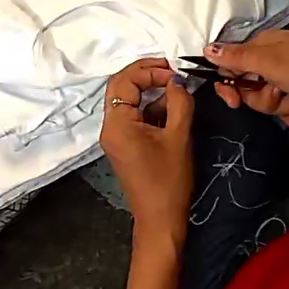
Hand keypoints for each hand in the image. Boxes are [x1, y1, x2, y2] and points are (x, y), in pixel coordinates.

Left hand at [98, 57, 194, 238]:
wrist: (160, 217)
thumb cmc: (169, 180)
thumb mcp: (179, 136)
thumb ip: (178, 102)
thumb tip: (177, 80)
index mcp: (117, 124)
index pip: (124, 81)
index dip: (148, 71)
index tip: (174, 72)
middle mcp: (109, 127)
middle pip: (120, 87)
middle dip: (146, 75)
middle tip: (172, 71)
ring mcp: (115, 136)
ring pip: (127, 101)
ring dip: (150, 92)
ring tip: (177, 90)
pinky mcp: (124, 144)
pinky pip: (133, 116)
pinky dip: (150, 108)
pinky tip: (172, 109)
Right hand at [203, 31, 288, 120]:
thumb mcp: (269, 61)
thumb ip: (236, 58)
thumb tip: (206, 49)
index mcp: (263, 46)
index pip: (231, 66)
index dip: (229, 86)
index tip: (234, 101)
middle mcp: (273, 61)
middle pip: (248, 88)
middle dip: (260, 98)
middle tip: (277, 93)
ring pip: (267, 102)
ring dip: (281, 105)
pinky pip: (286, 110)